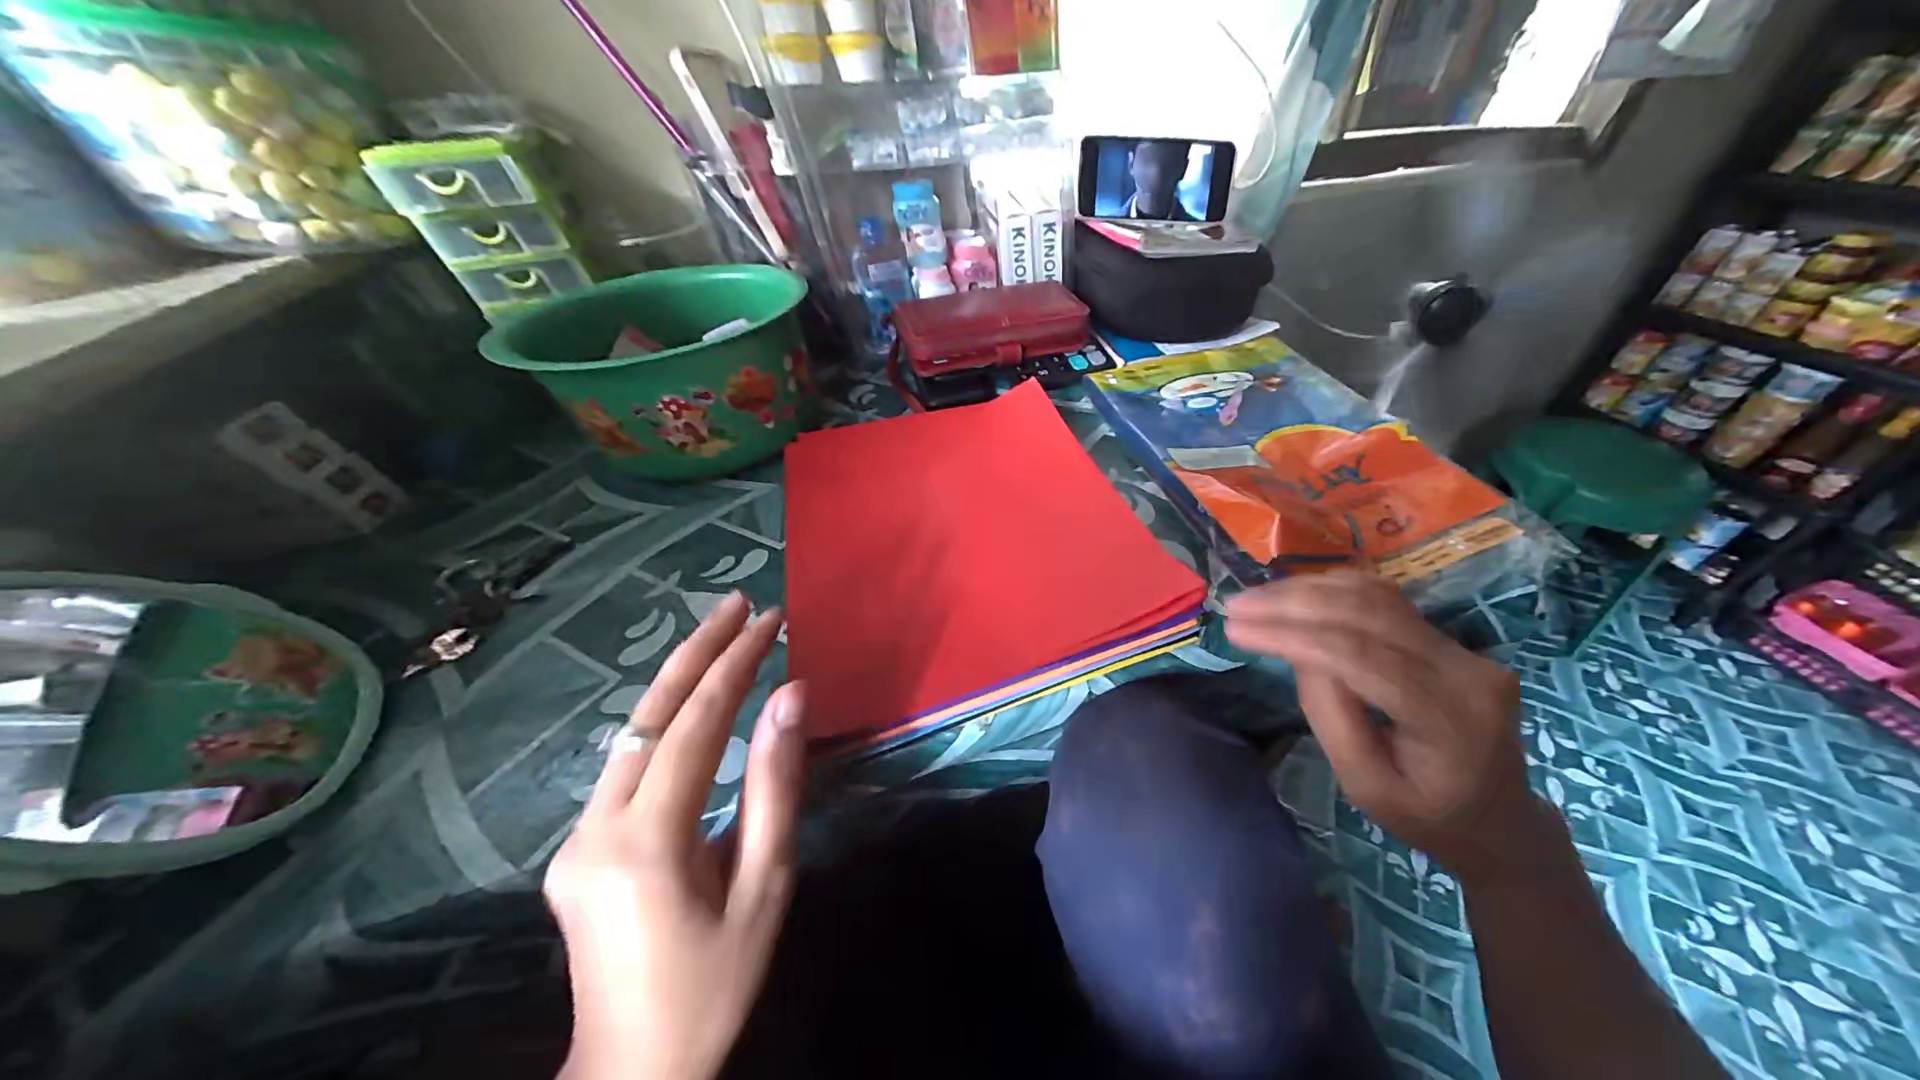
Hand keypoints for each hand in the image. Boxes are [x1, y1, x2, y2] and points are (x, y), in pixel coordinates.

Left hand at [544, 592, 804, 1079]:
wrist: (631, 1068)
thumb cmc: (714, 984)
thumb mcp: (764, 887)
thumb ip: (774, 788)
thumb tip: (790, 699)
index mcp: (647, 842)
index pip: (695, 725)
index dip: (736, 665)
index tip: (771, 620)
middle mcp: (596, 827)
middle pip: (650, 715)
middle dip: (698, 650)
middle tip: (739, 602)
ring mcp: (576, 837)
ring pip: (632, 735)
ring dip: (680, 680)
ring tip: (723, 635)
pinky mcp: (575, 847)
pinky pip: (626, 767)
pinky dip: (666, 724)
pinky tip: (694, 704)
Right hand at [1225, 571, 1562, 885]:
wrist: (1499, 820)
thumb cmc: (1427, 817)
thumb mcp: (1366, 788)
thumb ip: (1332, 718)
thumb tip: (1299, 653)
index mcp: (1447, 716)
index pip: (1358, 656)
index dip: (1292, 635)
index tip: (1236, 629)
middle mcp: (1465, 669)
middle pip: (1367, 614)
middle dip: (1293, 603)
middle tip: (1236, 605)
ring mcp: (1462, 649)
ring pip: (1375, 597)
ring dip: (1309, 591)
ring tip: (1256, 598)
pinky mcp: (1449, 640)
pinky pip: (1386, 601)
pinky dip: (1334, 590)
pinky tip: (1297, 593)